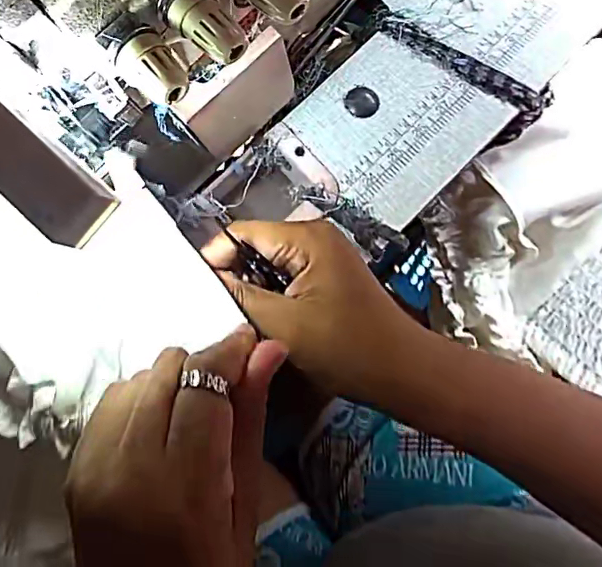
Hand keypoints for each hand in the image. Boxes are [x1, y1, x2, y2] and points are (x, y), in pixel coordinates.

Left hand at [65, 326, 287, 566]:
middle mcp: (129, 468)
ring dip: (168, 385)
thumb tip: (267, 349)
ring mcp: (93, 466)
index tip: (249, 343)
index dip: (228, 352)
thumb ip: (250, 419)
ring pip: (140, 376)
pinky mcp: (73, 466)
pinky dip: (138, 401)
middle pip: (169, 368)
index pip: (203, 381)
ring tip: (186, 421)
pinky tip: (154, 431)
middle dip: (200, 371)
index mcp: (182, 488)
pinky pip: (112, 398)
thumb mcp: (244, 508)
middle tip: (221, 396)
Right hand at [203, 220, 433, 403]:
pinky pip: (288, 272)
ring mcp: (324, 252)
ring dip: (255, 286)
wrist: (402, 370)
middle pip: (257, 244)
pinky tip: (269, 318)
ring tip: (240, 315)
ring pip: (271, 260)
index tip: (198, 287)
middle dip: (236, 272)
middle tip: (217, 306)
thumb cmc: (347, 348)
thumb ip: (241, 296)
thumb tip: (209, 278)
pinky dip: (274, 292)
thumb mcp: (284, 325)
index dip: (217, 255)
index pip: (243, 231)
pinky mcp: (329, 271)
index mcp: (306, 236)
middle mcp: (315, 234)